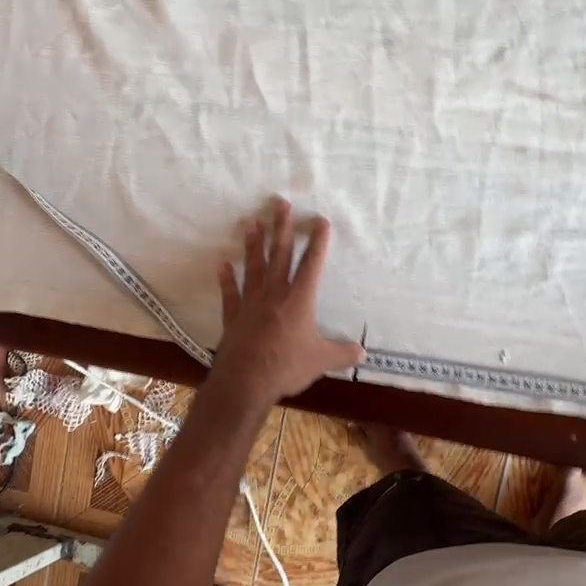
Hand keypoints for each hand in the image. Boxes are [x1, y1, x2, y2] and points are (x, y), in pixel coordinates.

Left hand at [211, 199, 364, 404]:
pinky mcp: (233, 316)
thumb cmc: (287, 366)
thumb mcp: (321, 361)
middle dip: (282, 228)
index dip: (318, 242)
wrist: (245, 381)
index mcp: (299, 300)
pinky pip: (230, 293)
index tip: (321, 221)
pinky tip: (222, 264)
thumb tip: (362, 353)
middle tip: (280, 204)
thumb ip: (342, 354)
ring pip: (254, 267)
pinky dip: (226, 279)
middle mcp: (274, 294)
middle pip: (280, 255)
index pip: (311, 265)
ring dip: (253, 244)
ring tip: (252, 222)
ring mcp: (250, 303)